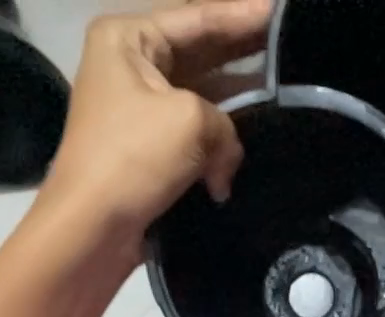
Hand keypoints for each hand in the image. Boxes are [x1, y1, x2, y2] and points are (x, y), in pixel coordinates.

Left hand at [44, 0, 270, 233]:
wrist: (93, 227)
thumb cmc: (134, 158)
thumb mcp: (192, 121)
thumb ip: (228, 125)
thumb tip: (225, 163)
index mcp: (129, 39)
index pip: (199, 17)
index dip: (243, 15)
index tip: (282, 10)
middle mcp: (131, 65)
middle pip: (202, 52)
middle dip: (245, 53)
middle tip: (291, 45)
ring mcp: (140, 109)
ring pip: (203, 97)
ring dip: (238, 106)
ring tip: (284, 94)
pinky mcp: (150, 151)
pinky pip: (196, 136)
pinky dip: (220, 144)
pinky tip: (253, 146)